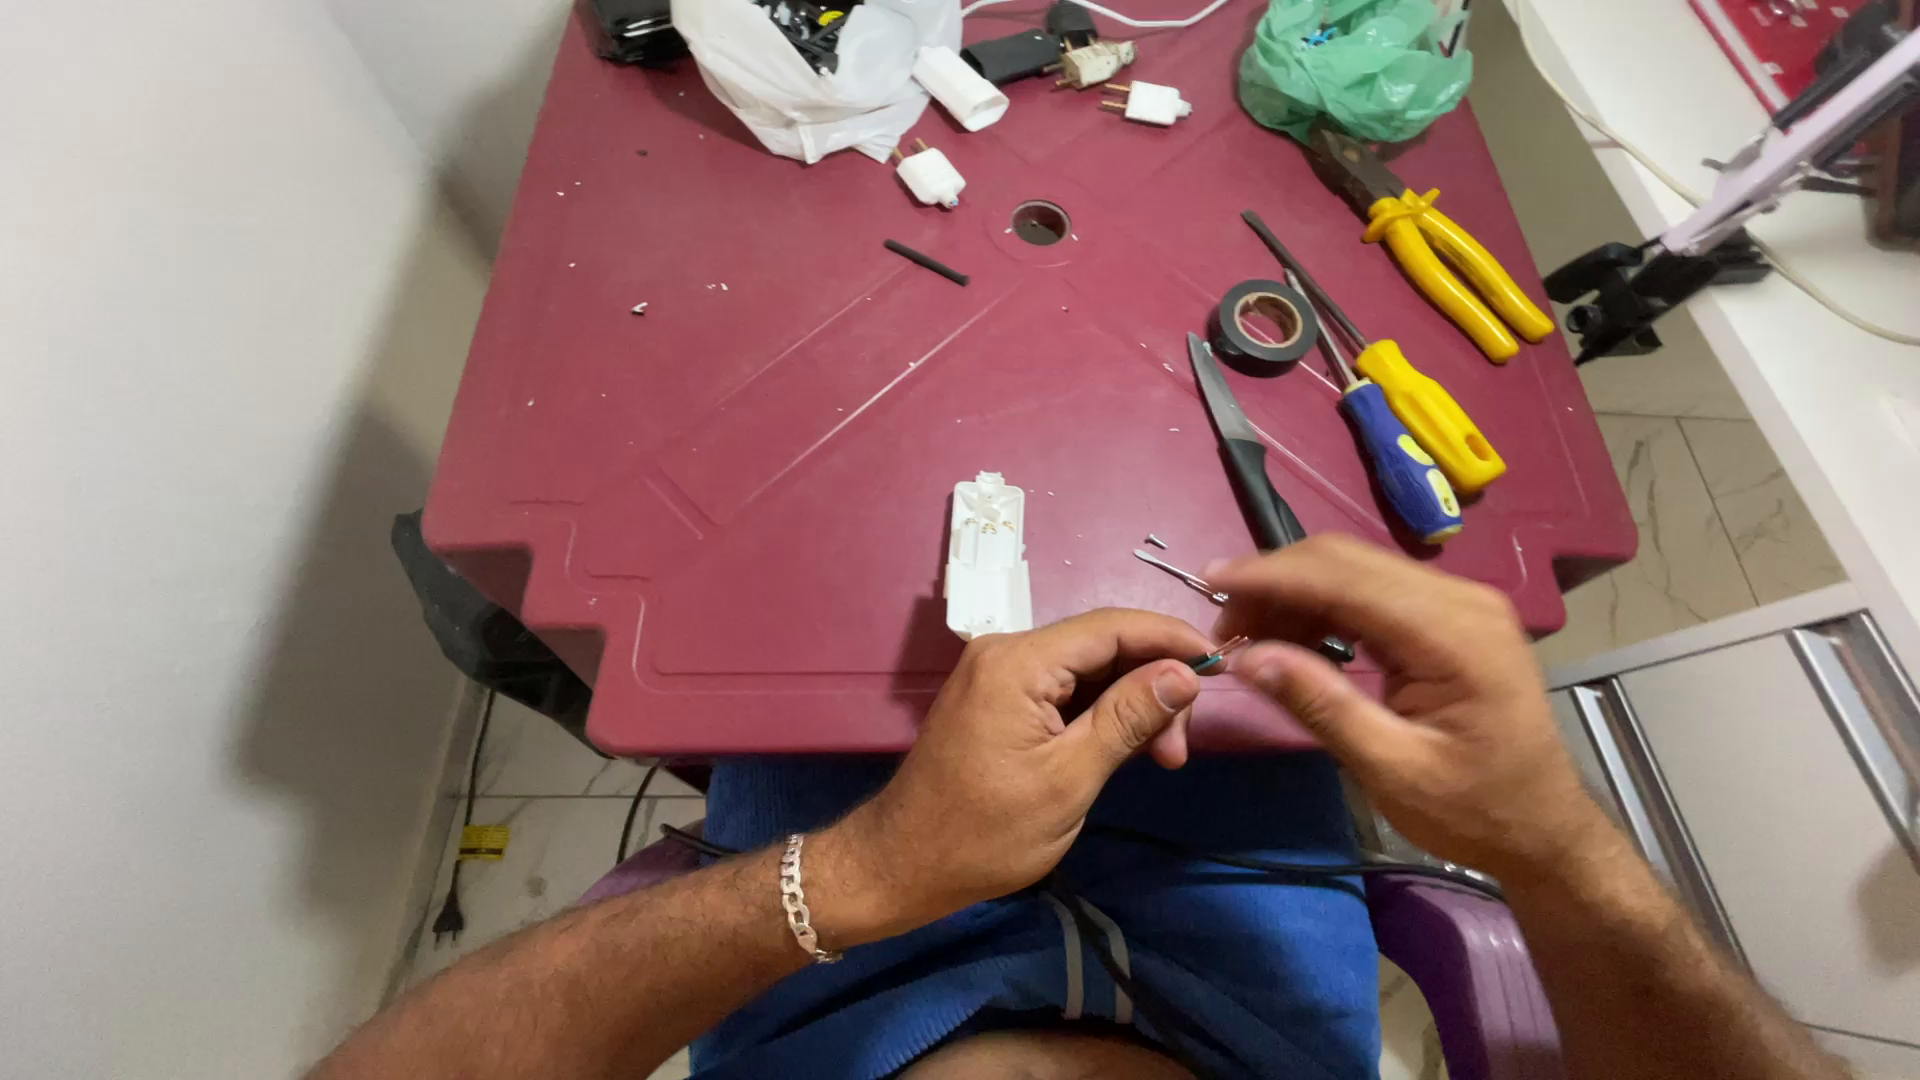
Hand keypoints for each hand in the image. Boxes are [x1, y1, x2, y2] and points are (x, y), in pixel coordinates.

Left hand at [812, 609, 1212, 944]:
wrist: (905, 863)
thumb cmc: (986, 832)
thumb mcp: (1069, 779)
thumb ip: (1128, 718)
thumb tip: (1184, 673)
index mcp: (1018, 660)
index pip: (1110, 626)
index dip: (1170, 638)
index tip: (1220, 665)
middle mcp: (1006, 650)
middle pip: (1101, 646)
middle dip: (1151, 685)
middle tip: (1181, 748)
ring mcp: (998, 672)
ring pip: (1086, 669)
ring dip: (1130, 704)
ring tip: (1162, 757)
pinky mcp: (998, 696)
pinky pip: (1062, 688)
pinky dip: (1099, 713)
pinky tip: (1126, 745)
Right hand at [1207, 535, 1613, 882]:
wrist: (1544, 830)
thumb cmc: (1474, 810)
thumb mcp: (1392, 769)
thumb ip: (1321, 706)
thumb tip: (1246, 657)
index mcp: (1454, 634)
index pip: (1344, 579)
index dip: (1270, 576)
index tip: (1209, 581)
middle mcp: (1457, 599)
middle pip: (1342, 560)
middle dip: (1272, 582)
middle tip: (1224, 627)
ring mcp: (1451, 602)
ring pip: (1346, 569)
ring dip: (1288, 593)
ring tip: (1248, 638)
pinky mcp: (1439, 614)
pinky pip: (1361, 590)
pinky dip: (1314, 606)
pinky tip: (1289, 639)